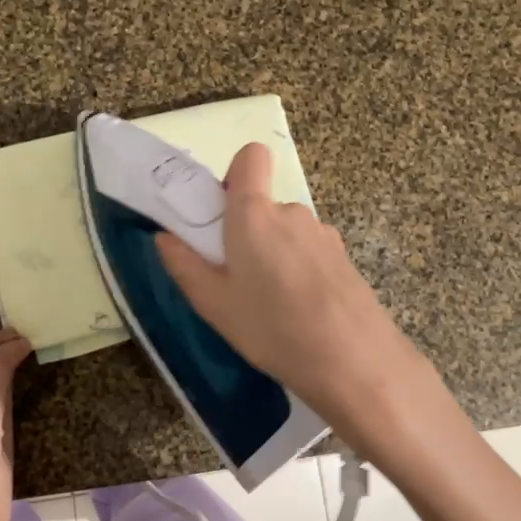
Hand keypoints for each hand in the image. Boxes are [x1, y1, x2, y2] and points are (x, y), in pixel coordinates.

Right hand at [155, 143, 436, 441]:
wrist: (356, 363)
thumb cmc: (273, 329)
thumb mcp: (214, 304)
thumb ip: (184, 265)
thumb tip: (165, 236)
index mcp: (254, 214)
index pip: (250, 157)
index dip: (234, 175)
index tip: (220, 215)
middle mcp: (290, 212)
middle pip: (263, 204)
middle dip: (246, 231)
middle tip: (235, 279)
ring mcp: (322, 234)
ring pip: (286, 232)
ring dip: (273, 255)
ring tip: (269, 305)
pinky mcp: (343, 258)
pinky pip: (308, 252)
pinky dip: (298, 271)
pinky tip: (299, 313)